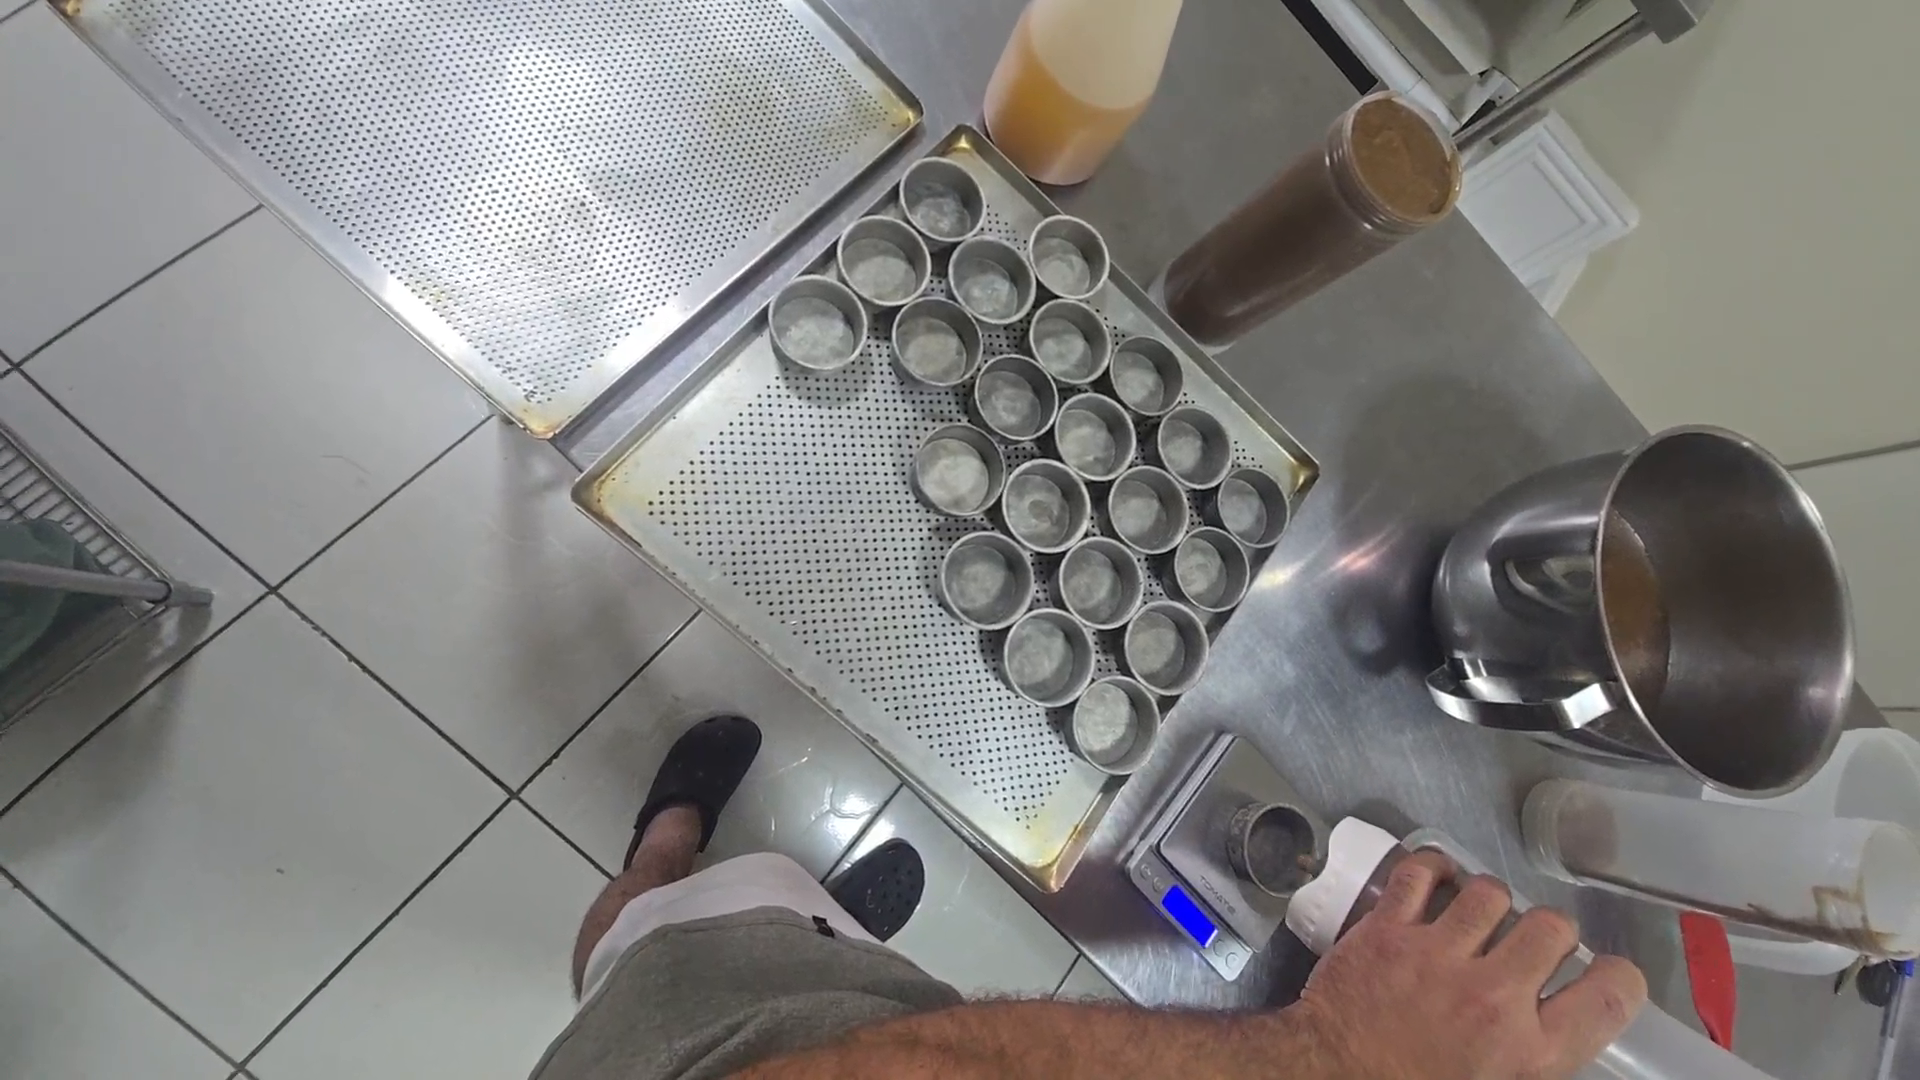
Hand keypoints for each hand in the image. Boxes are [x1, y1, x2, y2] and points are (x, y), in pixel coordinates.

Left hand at [1289, 852, 1646, 1079]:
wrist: (1340, 1072)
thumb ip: (1535, 1058)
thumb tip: (1555, 1030)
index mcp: (1531, 1049)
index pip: (1607, 998)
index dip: (1618, 977)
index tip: (1606, 970)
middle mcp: (1492, 994)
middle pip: (1549, 928)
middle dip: (1549, 927)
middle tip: (1531, 937)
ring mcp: (1435, 954)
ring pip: (1488, 894)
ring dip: (1491, 898)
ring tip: (1482, 910)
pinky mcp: (1386, 927)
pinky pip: (1418, 874)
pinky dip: (1433, 866)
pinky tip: (1439, 874)